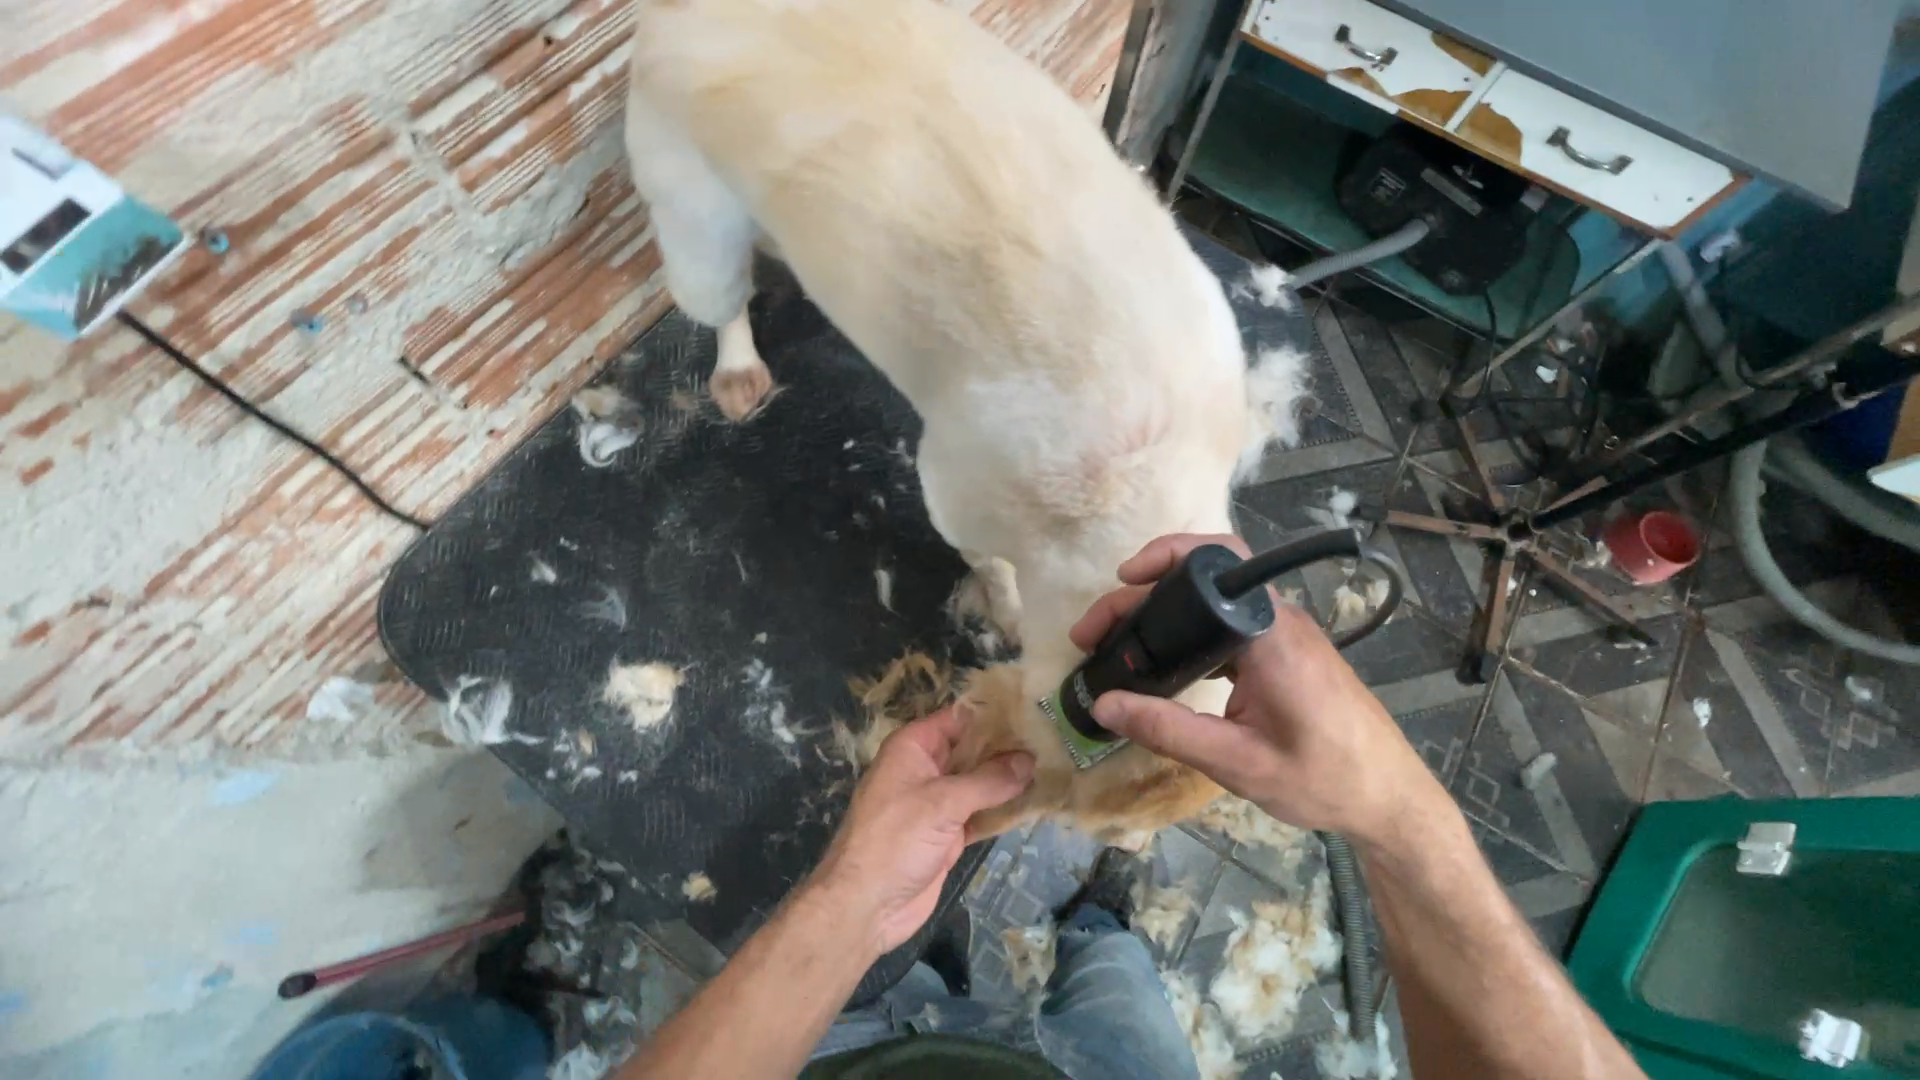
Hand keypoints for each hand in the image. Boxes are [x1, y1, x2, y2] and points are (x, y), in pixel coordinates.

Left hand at [808, 708, 1032, 954]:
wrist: (866, 905)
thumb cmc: (895, 839)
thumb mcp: (942, 802)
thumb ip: (989, 780)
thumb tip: (1029, 760)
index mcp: (914, 747)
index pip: (959, 718)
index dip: (994, 713)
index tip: (1034, 709)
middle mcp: (926, 768)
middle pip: (973, 749)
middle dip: (1008, 747)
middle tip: (1054, 739)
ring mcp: (937, 803)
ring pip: (980, 782)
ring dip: (1010, 779)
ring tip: (1055, 766)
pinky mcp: (948, 833)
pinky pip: (981, 813)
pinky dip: (1004, 809)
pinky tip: (1037, 802)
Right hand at [1070, 533, 1443, 844]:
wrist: (1391, 801)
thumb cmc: (1324, 780)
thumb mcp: (1237, 763)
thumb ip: (1168, 730)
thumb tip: (1104, 705)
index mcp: (1270, 635)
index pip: (1219, 560)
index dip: (1167, 554)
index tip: (1123, 578)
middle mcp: (1277, 622)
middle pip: (1201, 581)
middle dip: (1139, 597)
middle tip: (1091, 635)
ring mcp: (1283, 636)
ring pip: (1211, 603)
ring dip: (1160, 615)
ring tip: (1115, 648)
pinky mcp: (1284, 653)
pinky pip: (1226, 626)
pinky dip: (1185, 633)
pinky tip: (1161, 664)